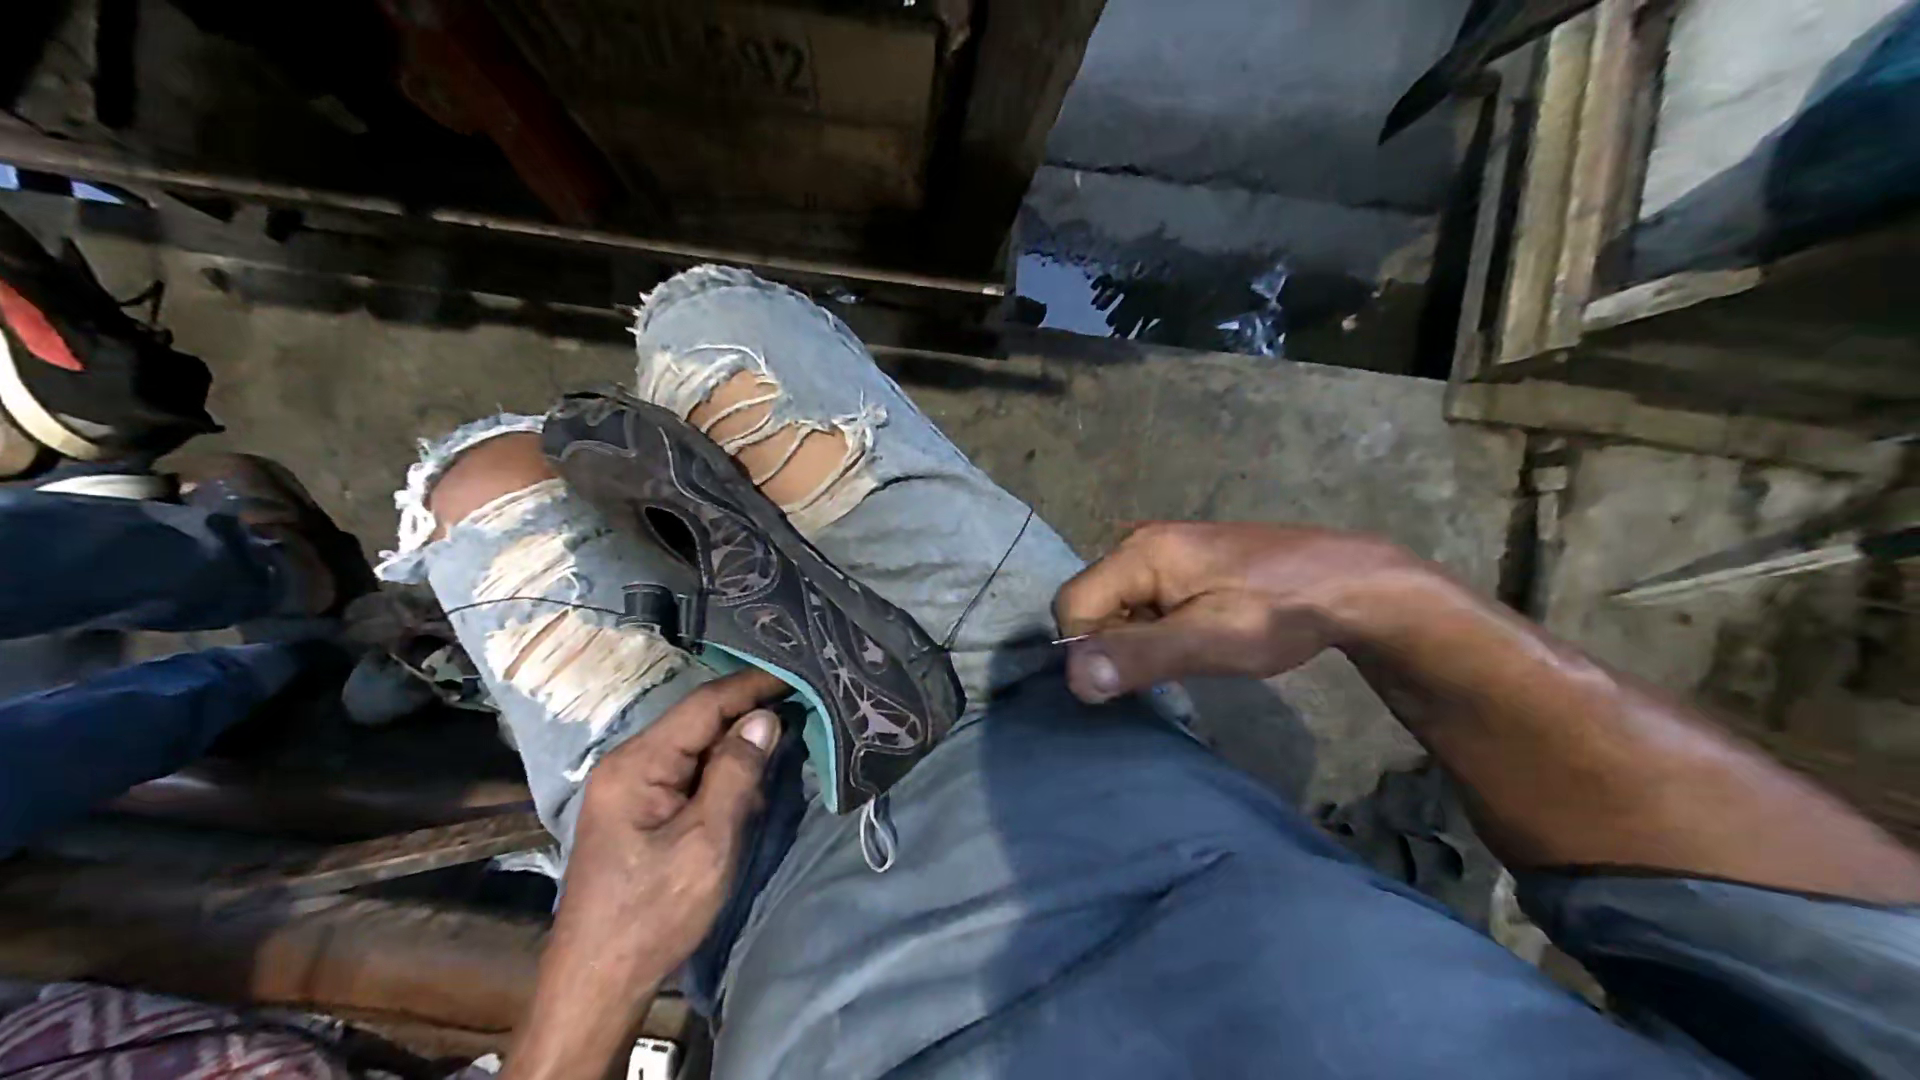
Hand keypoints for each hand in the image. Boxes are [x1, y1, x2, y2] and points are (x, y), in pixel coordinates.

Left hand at [505, 670, 789, 1079]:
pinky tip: (749, 777)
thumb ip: (736, 774)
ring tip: (784, 735)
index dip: (753, 684)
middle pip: (698, 718)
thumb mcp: (707, 843)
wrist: (596, 982)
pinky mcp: (637, 806)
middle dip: (749, 709)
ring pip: (695, 742)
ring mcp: (629, 784)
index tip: (797, 671)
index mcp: (638, 763)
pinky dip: (722, 766)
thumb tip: (765, 718)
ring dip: (738, 740)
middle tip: (801, 702)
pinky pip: (687, 767)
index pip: (705, 703)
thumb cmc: (654, 914)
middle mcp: (628, 762)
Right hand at [1052, 523, 1416, 702]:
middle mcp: (1140, 543)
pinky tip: (1195, 637)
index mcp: (1139, 552)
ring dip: (1137, 639)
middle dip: (1116, 644)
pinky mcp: (1182, 564)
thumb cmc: (1280, 611)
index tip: (1135, 675)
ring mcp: (1163, 550)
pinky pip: (1143, 601)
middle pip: (1092, 604)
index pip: (1072, 605)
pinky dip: (1155, 628)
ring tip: (1187, 652)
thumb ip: (1140, 655)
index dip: (1090, 648)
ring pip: (1117, 606)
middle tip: (1169, 664)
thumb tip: (1073, 679)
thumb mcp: (1211, 640)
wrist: (1353, 584)